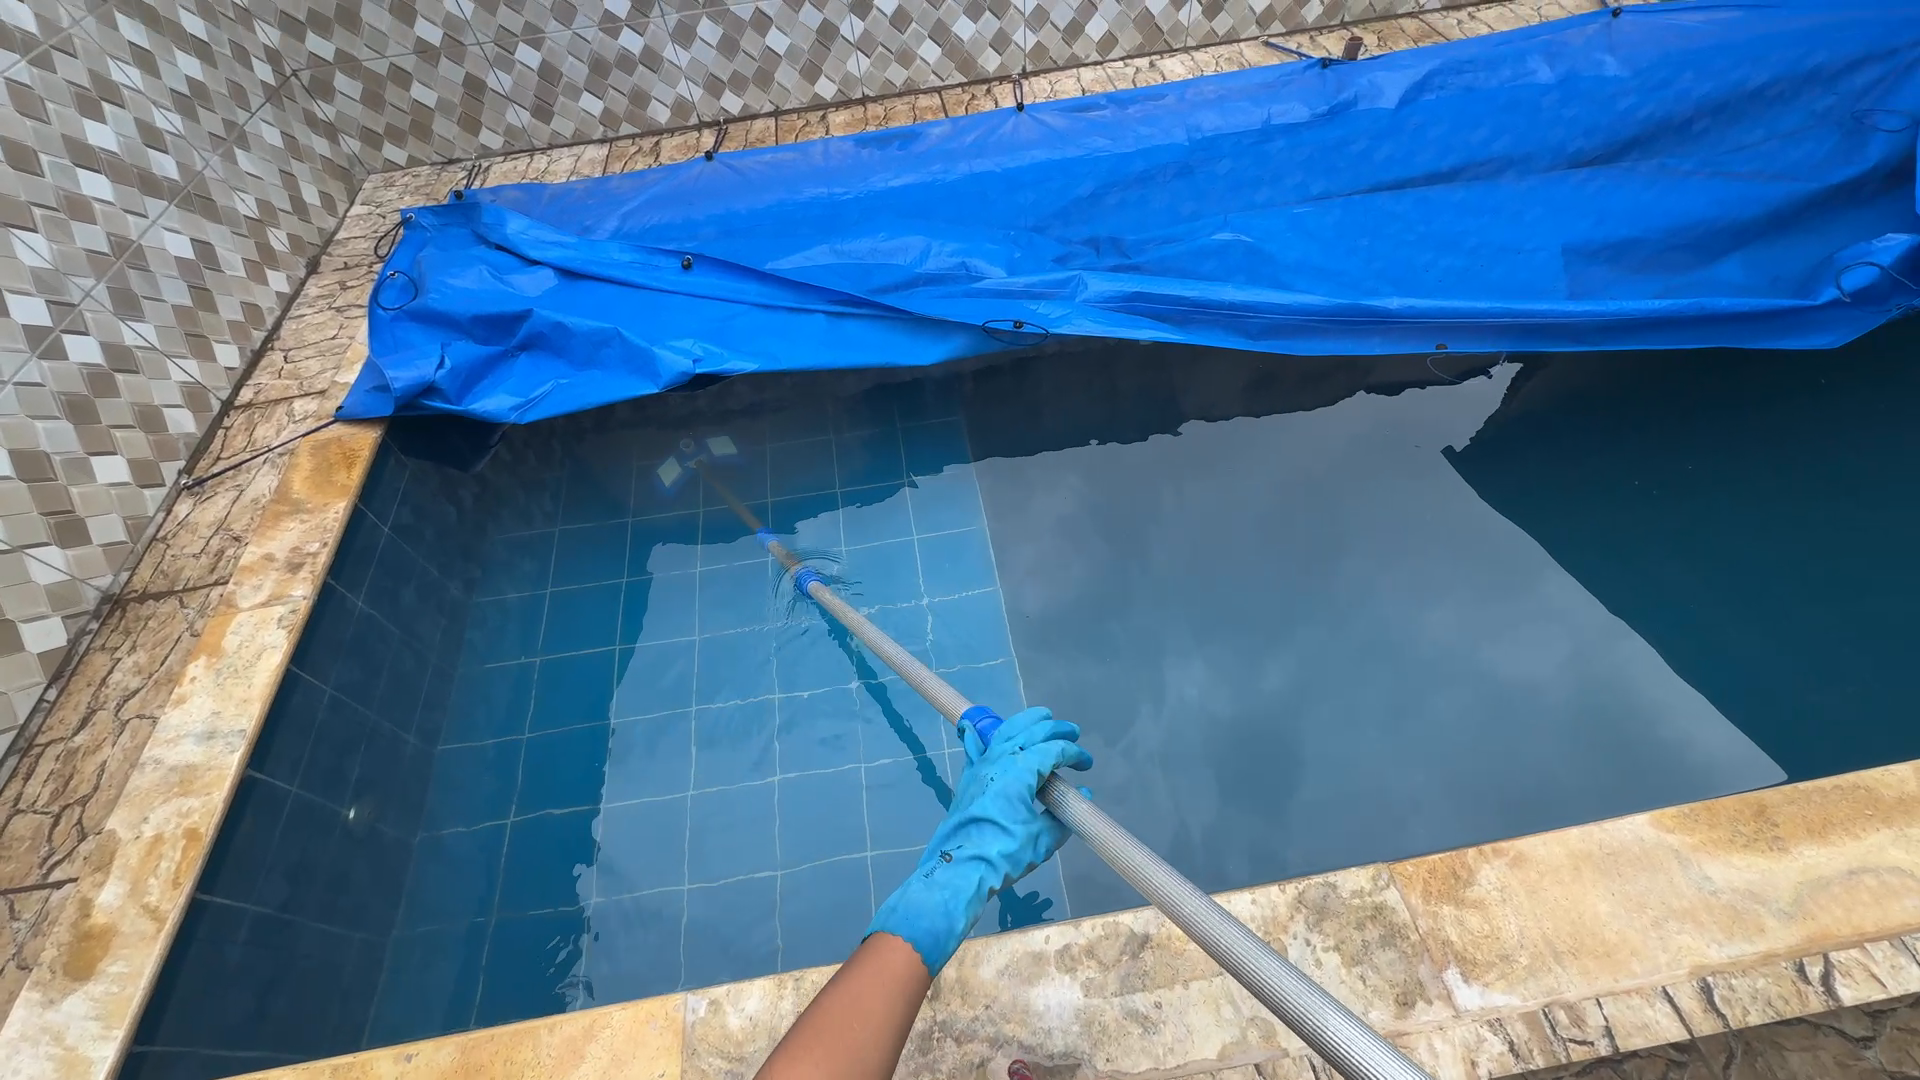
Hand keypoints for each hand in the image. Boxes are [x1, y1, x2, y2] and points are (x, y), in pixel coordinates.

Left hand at [866, 706, 1092, 975]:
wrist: (960, 869)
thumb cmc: (1005, 853)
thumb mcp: (1043, 839)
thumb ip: (1063, 815)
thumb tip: (1081, 795)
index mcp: (1020, 770)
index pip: (1052, 749)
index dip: (1073, 753)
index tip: (1087, 765)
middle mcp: (999, 759)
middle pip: (1030, 732)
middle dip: (1054, 729)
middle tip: (1072, 732)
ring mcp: (981, 765)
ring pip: (1005, 731)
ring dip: (1025, 722)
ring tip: (1042, 716)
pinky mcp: (969, 777)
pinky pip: (976, 746)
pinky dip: (981, 735)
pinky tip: (975, 727)